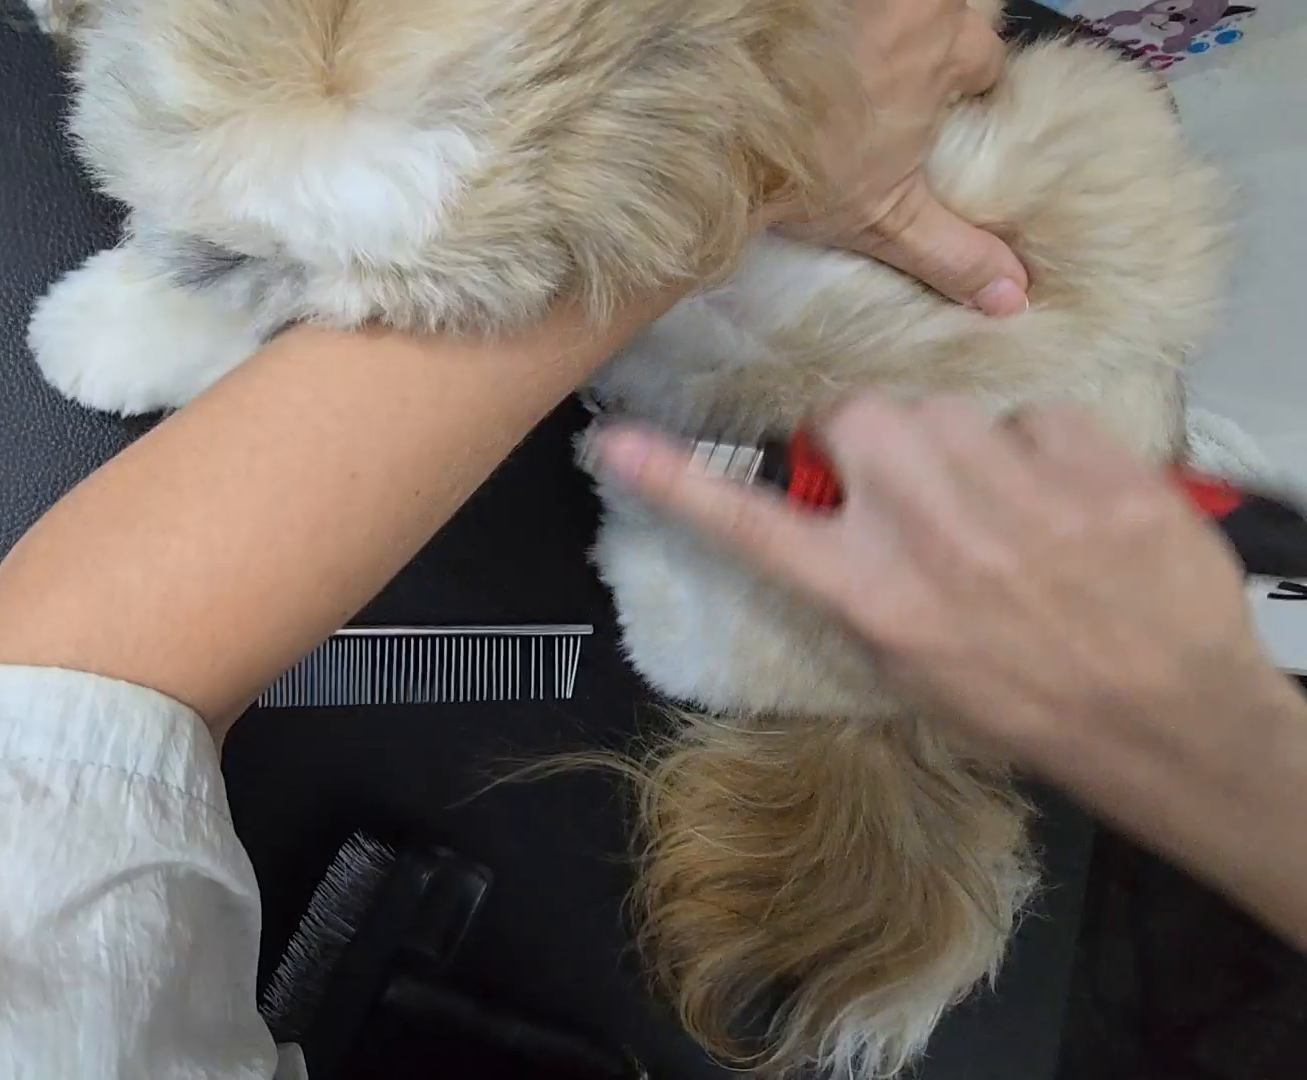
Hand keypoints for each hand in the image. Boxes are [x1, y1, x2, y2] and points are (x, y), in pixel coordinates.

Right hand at [589, 396, 1306, 942]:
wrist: (1164, 724)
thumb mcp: (885, 655)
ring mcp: (1019, 499)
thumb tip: (813, 511)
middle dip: (854, 431)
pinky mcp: (1106, 476)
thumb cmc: (1001, 698)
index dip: (671, 479)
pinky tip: (1047, 494)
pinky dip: (1028, 446)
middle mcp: (926, 535)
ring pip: (941, 409)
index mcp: (863, 592)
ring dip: (940, 442)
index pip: (742, 523)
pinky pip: (1034, 418)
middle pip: (854, 416)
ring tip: (975, 492)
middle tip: (878, 469)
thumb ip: (838, 574)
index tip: (615, 445)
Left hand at [781, 0, 1028, 315]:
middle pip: (938, 21)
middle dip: (917, 53)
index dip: (959, 86)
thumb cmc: (803, 178)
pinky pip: (822, 16)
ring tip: (832, 83)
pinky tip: (791, 66)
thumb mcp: (881, 220)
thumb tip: (1016, 298)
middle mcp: (916, 6)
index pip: (981, 58)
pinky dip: (818, 33)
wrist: (713, 141)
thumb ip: (948, 252)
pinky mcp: (796, 7)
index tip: (932, 114)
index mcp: (948, 51)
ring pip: (889, 10)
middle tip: (878, 96)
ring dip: (869, 38)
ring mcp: (861, 0)